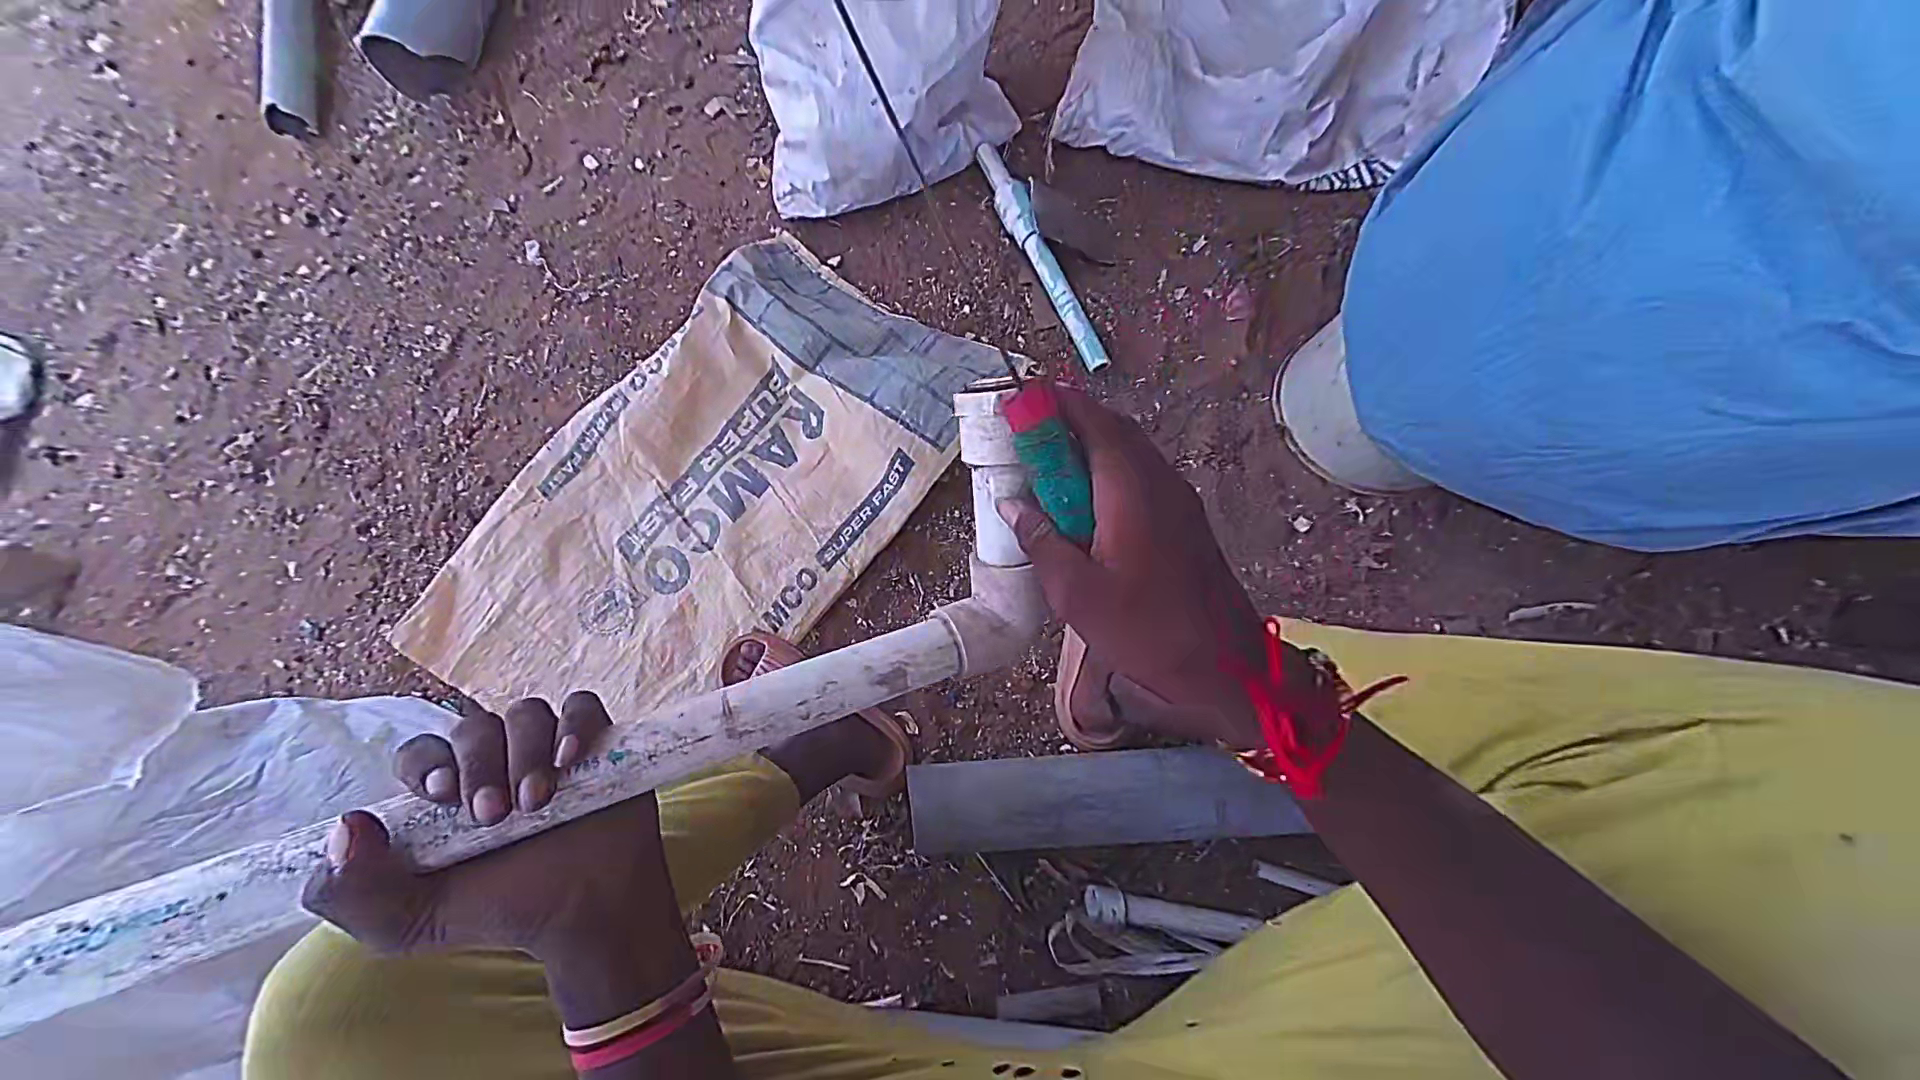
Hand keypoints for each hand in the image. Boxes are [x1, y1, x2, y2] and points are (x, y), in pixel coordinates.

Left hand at [303, 692, 693, 1014]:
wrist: (594, 911)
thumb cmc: (511, 912)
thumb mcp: (414, 922)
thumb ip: (355, 892)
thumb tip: (347, 824)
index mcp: (453, 795)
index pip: (424, 751)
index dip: (428, 762)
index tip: (443, 795)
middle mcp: (501, 763)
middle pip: (476, 726)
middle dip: (481, 764)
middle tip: (494, 814)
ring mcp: (551, 749)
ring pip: (527, 713)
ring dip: (527, 751)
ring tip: (538, 801)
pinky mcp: (601, 741)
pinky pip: (584, 706)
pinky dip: (575, 724)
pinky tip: (571, 759)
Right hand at [997, 386, 1269, 746]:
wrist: (1224, 665)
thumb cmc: (1147, 630)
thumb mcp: (1076, 593)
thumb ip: (1041, 542)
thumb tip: (1014, 505)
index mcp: (1131, 491)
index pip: (1094, 424)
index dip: (1056, 404)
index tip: (1022, 399)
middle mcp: (1159, 482)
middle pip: (1113, 430)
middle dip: (1069, 422)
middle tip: (1028, 433)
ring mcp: (1177, 500)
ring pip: (1129, 453)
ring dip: (1088, 448)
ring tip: (1049, 468)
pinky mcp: (1183, 520)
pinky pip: (1139, 478)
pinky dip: (1106, 474)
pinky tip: (1084, 505)